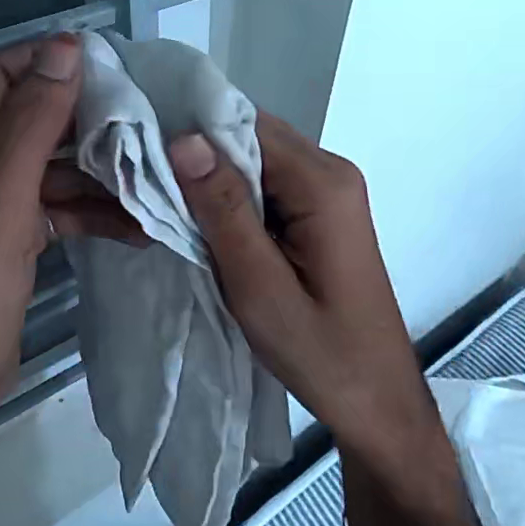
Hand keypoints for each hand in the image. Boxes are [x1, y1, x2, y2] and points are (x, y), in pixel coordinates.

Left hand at [0, 34, 138, 418]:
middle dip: (92, 114)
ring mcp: (2, 199)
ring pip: (60, 162)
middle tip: (150, 119)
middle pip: (41, 115)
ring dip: (103, 168)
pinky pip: (65, 205)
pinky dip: (98, 210)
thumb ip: (33, 122)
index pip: (5, 70)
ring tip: (156, 176)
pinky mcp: (21, 234)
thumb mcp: (3, 197)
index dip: (50, 58)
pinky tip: (139, 227)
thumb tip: (66, 47)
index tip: (110, 65)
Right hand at [166, 113, 451, 485]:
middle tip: (157, 189)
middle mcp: (333, 172)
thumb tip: (185, 138)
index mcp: (323, 184)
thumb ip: (223, 209)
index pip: (247, 126)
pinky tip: (214, 225)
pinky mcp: (325, 211)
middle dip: (205, 157)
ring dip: (220, 180)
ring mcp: (333, 190)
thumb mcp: (258, 286)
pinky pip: (272, 184)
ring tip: (178, 209)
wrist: (375, 399)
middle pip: (255, 137)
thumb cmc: (319, 351)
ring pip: (260, 159)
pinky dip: (239, 197)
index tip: (148, 158)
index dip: (195, 135)